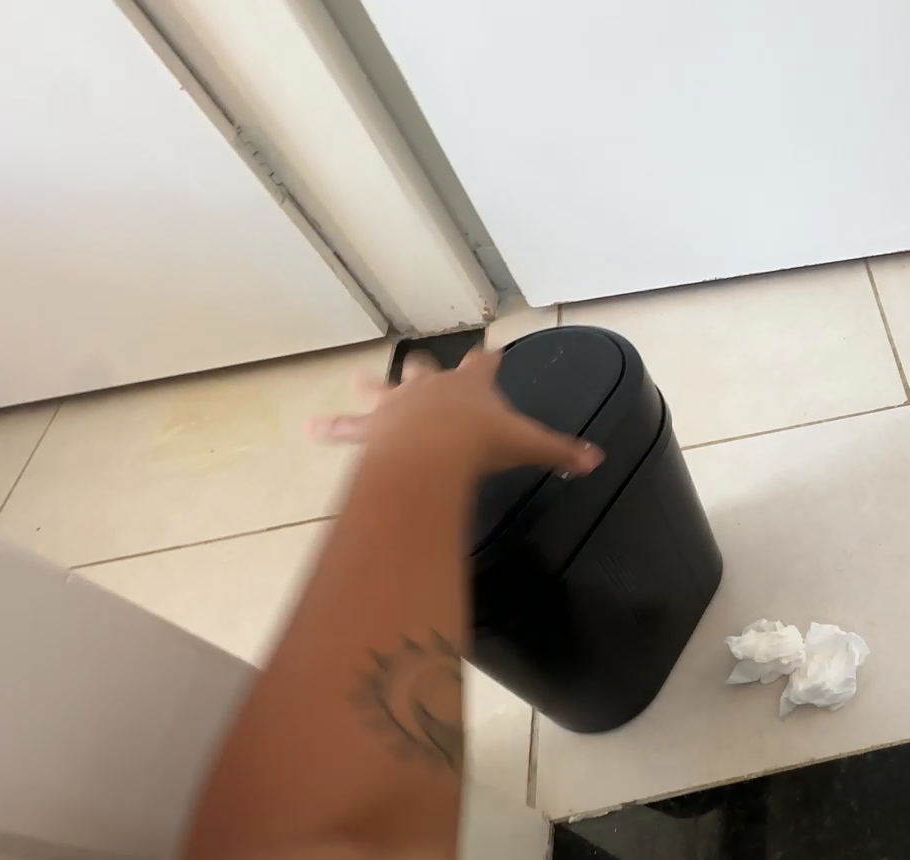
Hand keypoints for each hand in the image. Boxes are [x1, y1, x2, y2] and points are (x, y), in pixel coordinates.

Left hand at [308, 345, 604, 477]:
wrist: (435, 451)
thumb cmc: (484, 441)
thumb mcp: (530, 445)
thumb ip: (562, 452)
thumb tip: (597, 461)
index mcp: (472, 386)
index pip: (483, 364)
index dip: (488, 358)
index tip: (491, 349)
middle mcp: (432, 388)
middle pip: (425, 370)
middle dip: (423, 369)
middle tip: (418, 364)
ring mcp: (398, 405)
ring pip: (381, 390)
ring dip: (373, 388)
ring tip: (358, 381)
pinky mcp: (373, 428)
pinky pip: (347, 428)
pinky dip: (332, 429)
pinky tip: (311, 429)